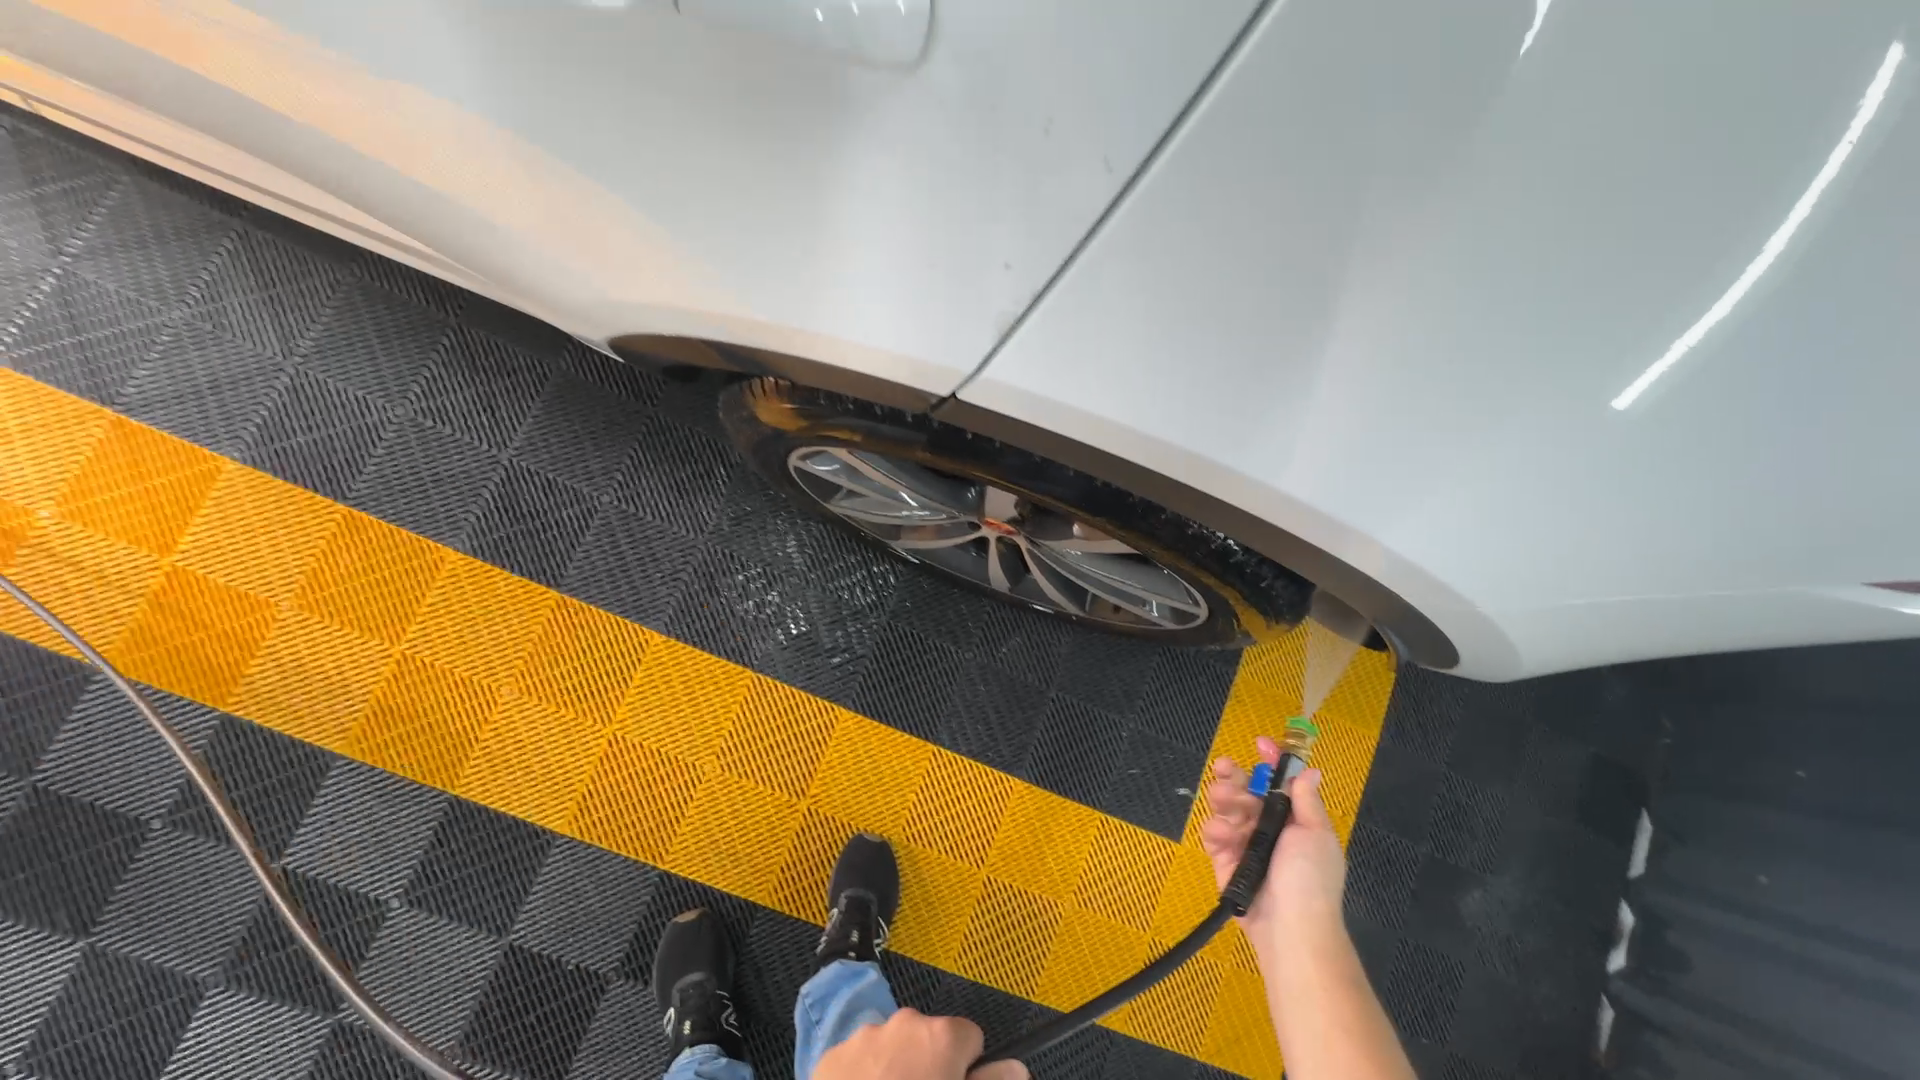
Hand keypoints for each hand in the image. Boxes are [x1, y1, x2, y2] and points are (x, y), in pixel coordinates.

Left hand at [810, 1008, 1028, 1079]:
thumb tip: (1017, 1068)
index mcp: (941, 1035)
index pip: (970, 1037)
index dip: (967, 1069)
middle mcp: (904, 1023)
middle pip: (930, 1040)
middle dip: (931, 1068)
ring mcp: (864, 1036)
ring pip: (893, 1048)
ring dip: (897, 1072)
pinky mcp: (831, 1056)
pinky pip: (861, 1060)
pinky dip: (864, 1078)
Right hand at [1199, 737, 1345, 941]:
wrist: (1290, 927)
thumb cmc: (1310, 878)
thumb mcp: (1316, 835)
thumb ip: (1306, 801)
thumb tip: (1311, 771)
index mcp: (1294, 819)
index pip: (1279, 783)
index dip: (1270, 761)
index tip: (1258, 743)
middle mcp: (1268, 827)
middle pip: (1245, 790)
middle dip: (1233, 776)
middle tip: (1223, 768)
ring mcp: (1245, 843)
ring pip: (1225, 808)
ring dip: (1222, 800)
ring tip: (1222, 802)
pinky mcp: (1224, 860)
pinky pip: (1214, 835)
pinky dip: (1215, 830)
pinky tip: (1220, 834)